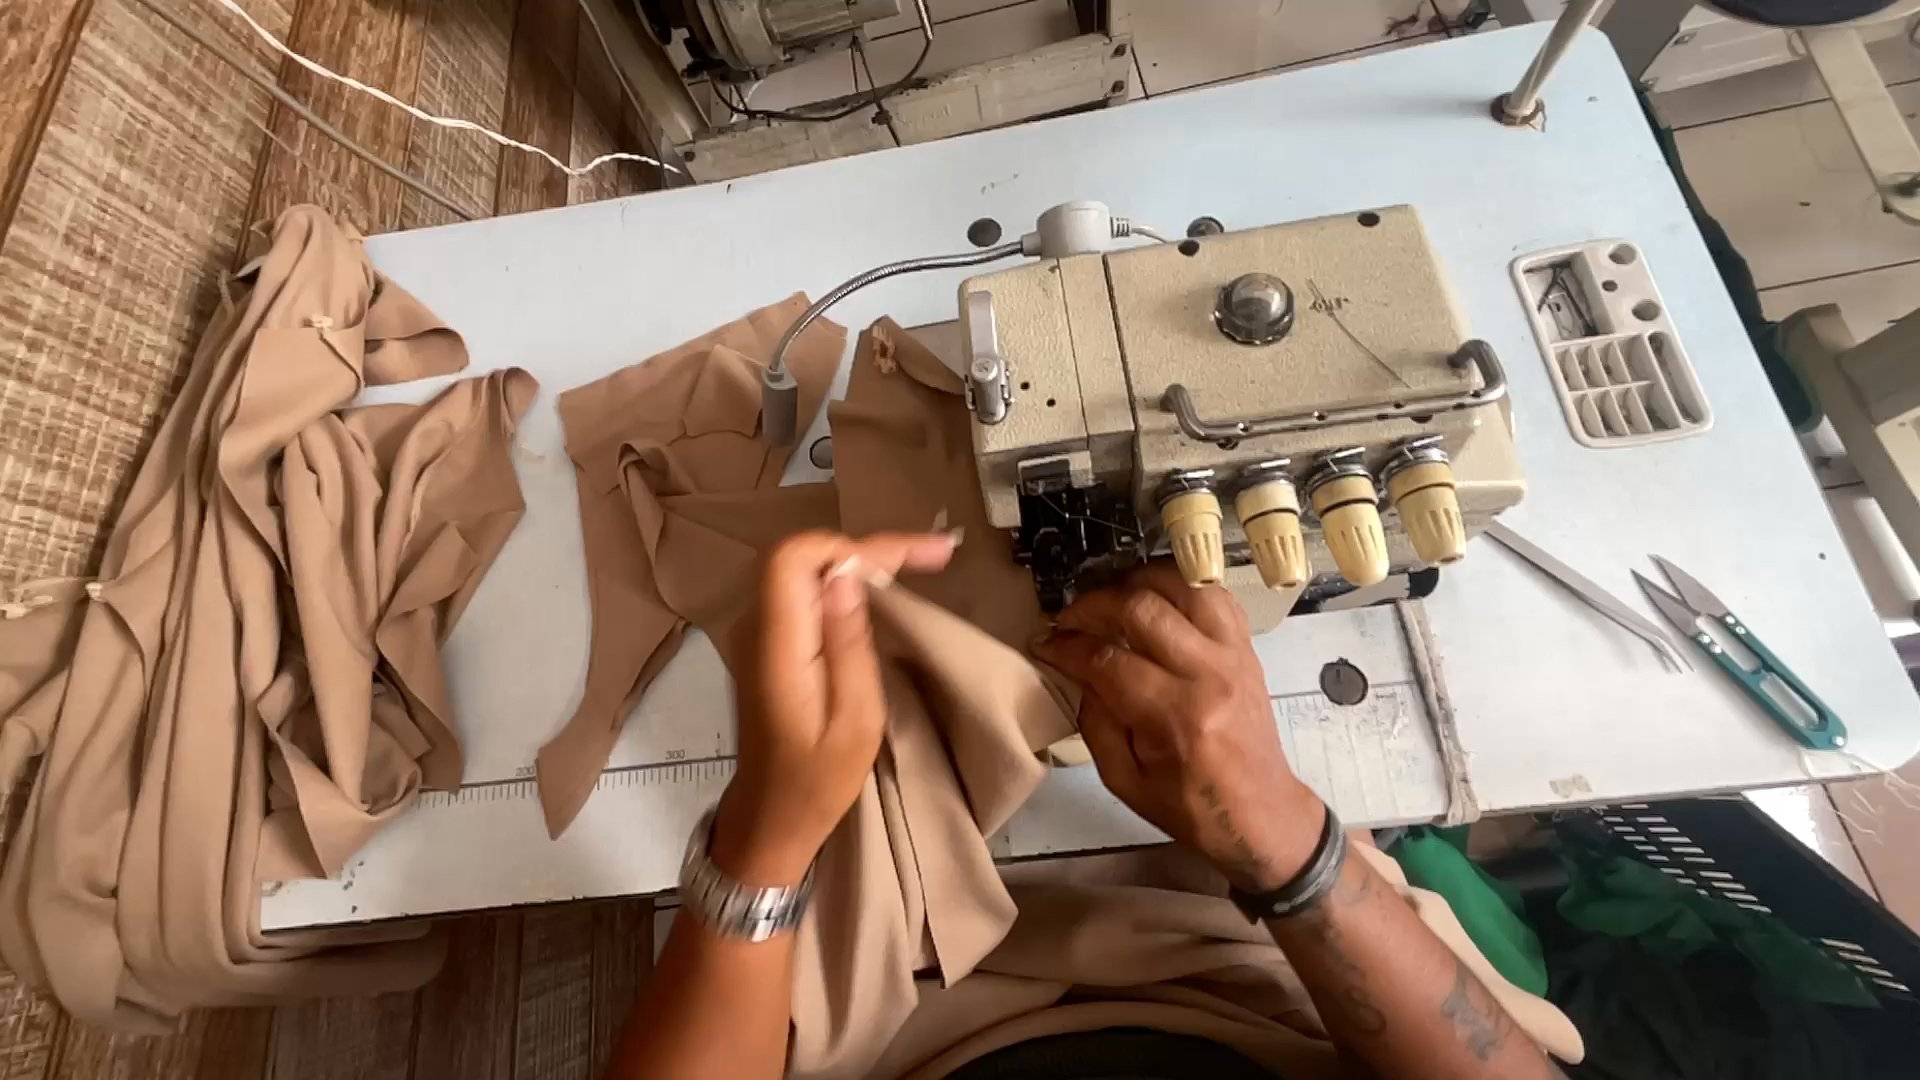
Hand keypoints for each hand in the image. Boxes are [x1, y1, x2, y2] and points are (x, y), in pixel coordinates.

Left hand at [711, 530, 957, 885]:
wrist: (770, 816)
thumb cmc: (818, 779)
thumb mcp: (853, 719)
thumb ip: (847, 642)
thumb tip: (846, 574)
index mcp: (777, 645)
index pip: (795, 558)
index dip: (854, 545)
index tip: (913, 558)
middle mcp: (757, 627)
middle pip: (804, 554)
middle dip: (870, 546)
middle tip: (934, 554)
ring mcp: (757, 632)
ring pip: (806, 566)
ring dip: (863, 559)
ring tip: (922, 562)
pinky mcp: (769, 640)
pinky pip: (806, 590)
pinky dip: (847, 580)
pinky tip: (885, 587)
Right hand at [1032, 562, 1325, 891]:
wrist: (1261, 813)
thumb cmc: (1189, 804)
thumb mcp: (1123, 779)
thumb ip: (1093, 721)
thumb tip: (1076, 668)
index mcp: (1176, 717)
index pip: (1107, 659)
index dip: (1066, 646)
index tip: (1044, 643)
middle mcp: (1208, 675)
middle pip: (1140, 609)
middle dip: (1092, 605)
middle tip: (1069, 618)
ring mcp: (1232, 654)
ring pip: (1180, 585)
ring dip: (1135, 582)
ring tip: (1109, 599)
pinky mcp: (1245, 646)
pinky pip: (1212, 593)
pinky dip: (1177, 585)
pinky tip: (1153, 597)